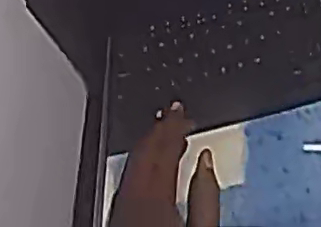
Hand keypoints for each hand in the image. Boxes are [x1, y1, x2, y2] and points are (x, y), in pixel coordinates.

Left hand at [108, 102, 219, 226]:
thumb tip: (206, 159)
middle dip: (160, 126)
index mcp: (155, 193)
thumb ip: (205, 195)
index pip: (163, 146)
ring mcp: (120, 204)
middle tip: (174, 111)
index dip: (173, 123)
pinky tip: (150, 162)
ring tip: (165, 130)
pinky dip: (141, 160)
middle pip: (145, 149)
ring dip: (150, 141)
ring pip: (134, 160)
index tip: (180, 108)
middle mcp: (133, 193)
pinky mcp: (115, 213)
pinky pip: (128, 175)